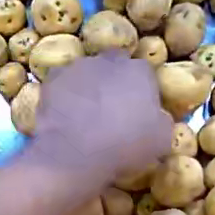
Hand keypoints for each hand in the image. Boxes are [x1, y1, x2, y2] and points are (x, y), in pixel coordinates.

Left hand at [26, 54, 174, 180]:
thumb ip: (162, 120)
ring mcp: (78, 67)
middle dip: (113, 84)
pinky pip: (61, 85)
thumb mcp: (161, 140)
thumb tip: (157, 117)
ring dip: (87, 88)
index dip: (140, 93)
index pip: (144, 75)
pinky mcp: (52, 80)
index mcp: (140, 70)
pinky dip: (64, 96)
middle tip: (110, 111)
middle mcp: (109, 60)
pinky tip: (64, 116)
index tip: (137, 113)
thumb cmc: (125, 147)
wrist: (76, 154)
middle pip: (113, 67)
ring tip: (84, 115)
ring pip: (86, 73)